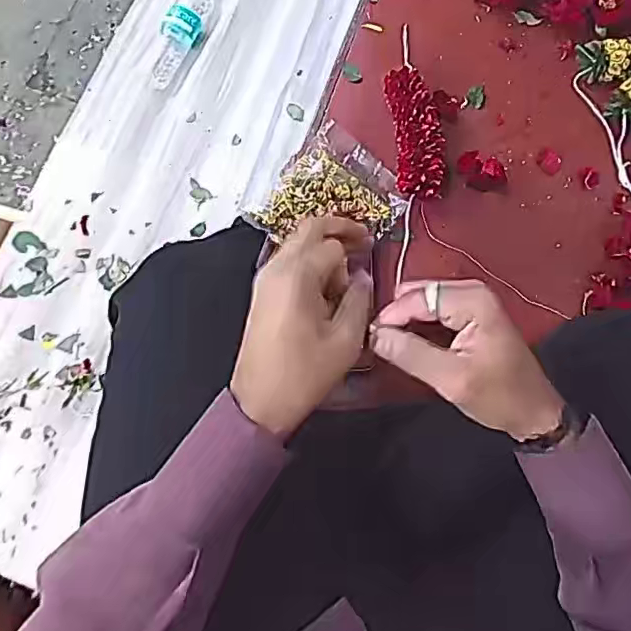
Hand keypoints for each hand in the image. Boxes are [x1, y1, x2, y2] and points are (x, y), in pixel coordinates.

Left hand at [230, 217, 373, 436]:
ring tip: (347, 267)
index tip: (372, 253)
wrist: (258, 404)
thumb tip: (362, 278)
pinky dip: (310, 259)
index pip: (333, 244)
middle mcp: (277, 268)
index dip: (356, 249)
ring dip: (324, 244)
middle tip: (362, 238)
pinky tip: (327, 282)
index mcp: (297, 276)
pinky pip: (289, 258)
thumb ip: (359, 299)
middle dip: (339, 227)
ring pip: (298, 240)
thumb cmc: (302, 375)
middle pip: (310, 226)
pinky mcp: (263, 291)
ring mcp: (266, 278)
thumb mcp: (346, 340)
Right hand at [371, 280, 566, 441]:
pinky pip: (435, 311)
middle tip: (372, 340)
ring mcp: (473, 299)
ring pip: (425, 302)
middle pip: (421, 295)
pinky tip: (404, 343)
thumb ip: (412, 354)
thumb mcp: (452, 379)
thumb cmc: (499, 396)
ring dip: (405, 320)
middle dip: (396, 315)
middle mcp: (473, 290)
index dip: (391, 315)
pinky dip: (419, 324)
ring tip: (382, 342)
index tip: (368, 337)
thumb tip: (375, 335)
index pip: (419, 297)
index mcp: (473, 299)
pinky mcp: (471, 312)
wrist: (533, 410)